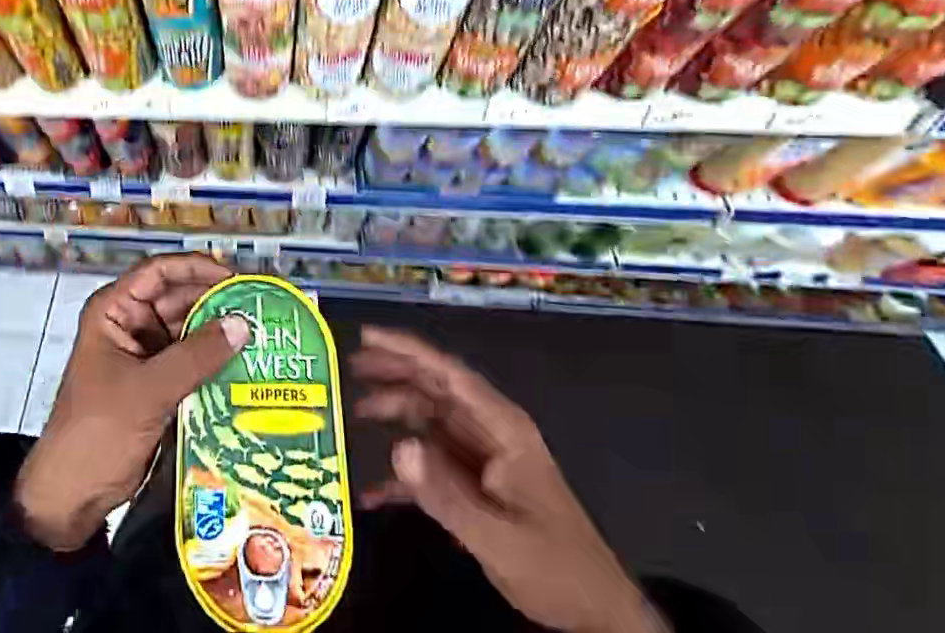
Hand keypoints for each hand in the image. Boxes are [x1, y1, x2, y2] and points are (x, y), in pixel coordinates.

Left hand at [15, 254, 248, 550]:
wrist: (73, 497)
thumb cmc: (96, 434)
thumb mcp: (147, 390)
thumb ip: (196, 356)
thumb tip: (242, 325)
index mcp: (114, 311)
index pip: (160, 271)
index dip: (198, 267)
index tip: (235, 277)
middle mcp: (132, 322)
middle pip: (182, 296)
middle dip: (219, 299)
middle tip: (261, 305)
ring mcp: (148, 351)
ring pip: (193, 326)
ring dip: (222, 328)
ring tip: (263, 329)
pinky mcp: (162, 378)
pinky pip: (196, 355)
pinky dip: (218, 355)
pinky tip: (249, 358)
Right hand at [352, 327, 668, 632]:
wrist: (594, 608)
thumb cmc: (554, 565)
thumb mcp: (497, 536)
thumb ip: (445, 494)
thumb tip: (397, 447)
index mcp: (502, 427)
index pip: (449, 374)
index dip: (408, 350)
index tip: (369, 338)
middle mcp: (490, 432)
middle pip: (436, 389)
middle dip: (396, 373)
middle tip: (350, 367)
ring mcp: (483, 457)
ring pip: (432, 421)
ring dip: (396, 414)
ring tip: (353, 411)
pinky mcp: (477, 485)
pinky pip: (434, 465)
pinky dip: (405, 473)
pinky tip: (373, 490)